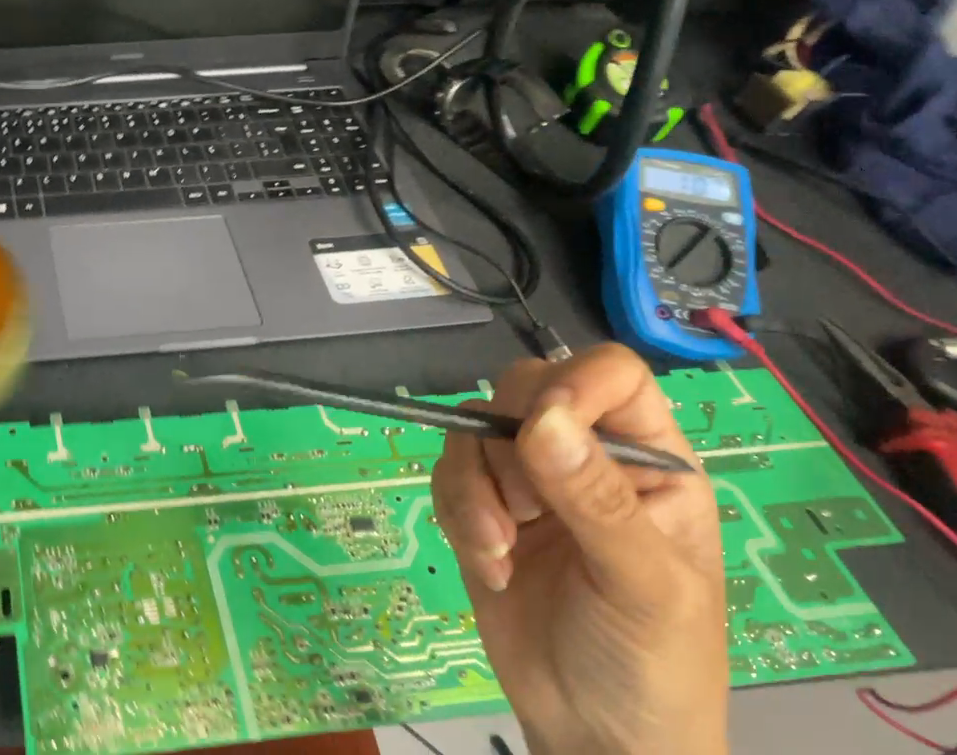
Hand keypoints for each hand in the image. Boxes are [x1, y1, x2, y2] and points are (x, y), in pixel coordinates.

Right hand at [430, 344, 727, 754]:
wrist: (593, 731)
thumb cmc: (651, 662)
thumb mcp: (643, 585)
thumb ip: (596, 500)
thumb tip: (543, 417)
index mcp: (650, 463)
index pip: (610, 378)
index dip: (572, 385)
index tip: (538, 429)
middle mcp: (585, 458)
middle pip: (524, 391)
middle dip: (507, 448)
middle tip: (523, 508)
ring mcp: (528, 483)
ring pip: (474, 433)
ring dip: (473, 492)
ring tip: (497, 552)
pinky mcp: (481, 509)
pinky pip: (446, 475)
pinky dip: (457, 517)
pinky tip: (489, 565)